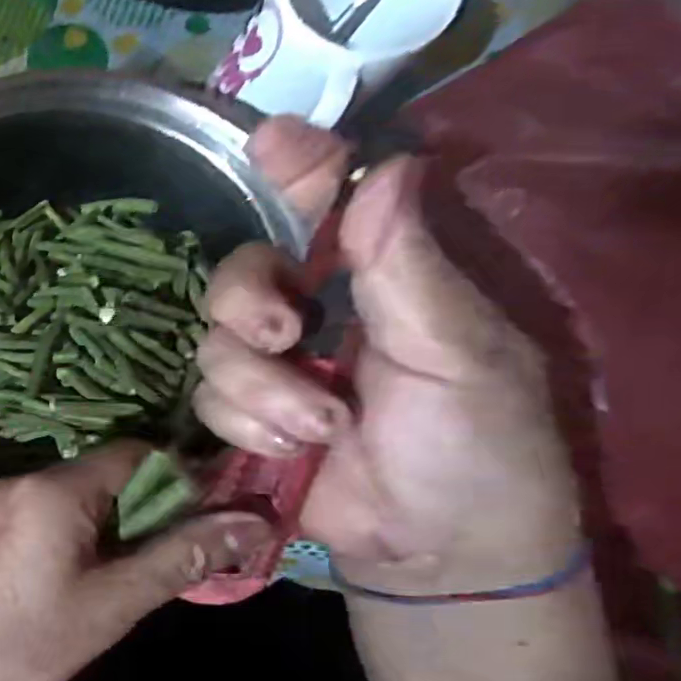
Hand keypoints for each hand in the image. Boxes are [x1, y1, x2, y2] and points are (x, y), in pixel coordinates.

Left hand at [0, 442, 271, 680]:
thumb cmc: (29, 639)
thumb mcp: (116, 601)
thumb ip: (183, 555)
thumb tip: (253, 521)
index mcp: (51, 489)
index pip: (136, 454)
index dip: (184, 480)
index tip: (213, 521)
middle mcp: (20, 483)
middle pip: (104, 475)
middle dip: (151, 508)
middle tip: (180, 556)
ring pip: (76, 498)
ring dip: (115, 526)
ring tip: (138, 573)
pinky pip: (45, 516)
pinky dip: (79, 535)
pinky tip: (89, 576)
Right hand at [195, 117, 582, 595]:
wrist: (431, 542)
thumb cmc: (474, 442)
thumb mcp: (456, 351)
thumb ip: (407, 270)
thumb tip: (391, 168)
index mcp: (378, 285)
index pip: (329, 210)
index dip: (298, 170)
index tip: (268, 138)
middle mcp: (311, 318)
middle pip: (236, 279)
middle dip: (246, 306)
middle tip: (283, 335)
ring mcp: (266, 372)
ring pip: (213, 350)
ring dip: (261, 391)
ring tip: (319, 429)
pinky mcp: (237, 418)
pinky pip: (206, 401)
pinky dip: (247, 424)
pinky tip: (292, 447)